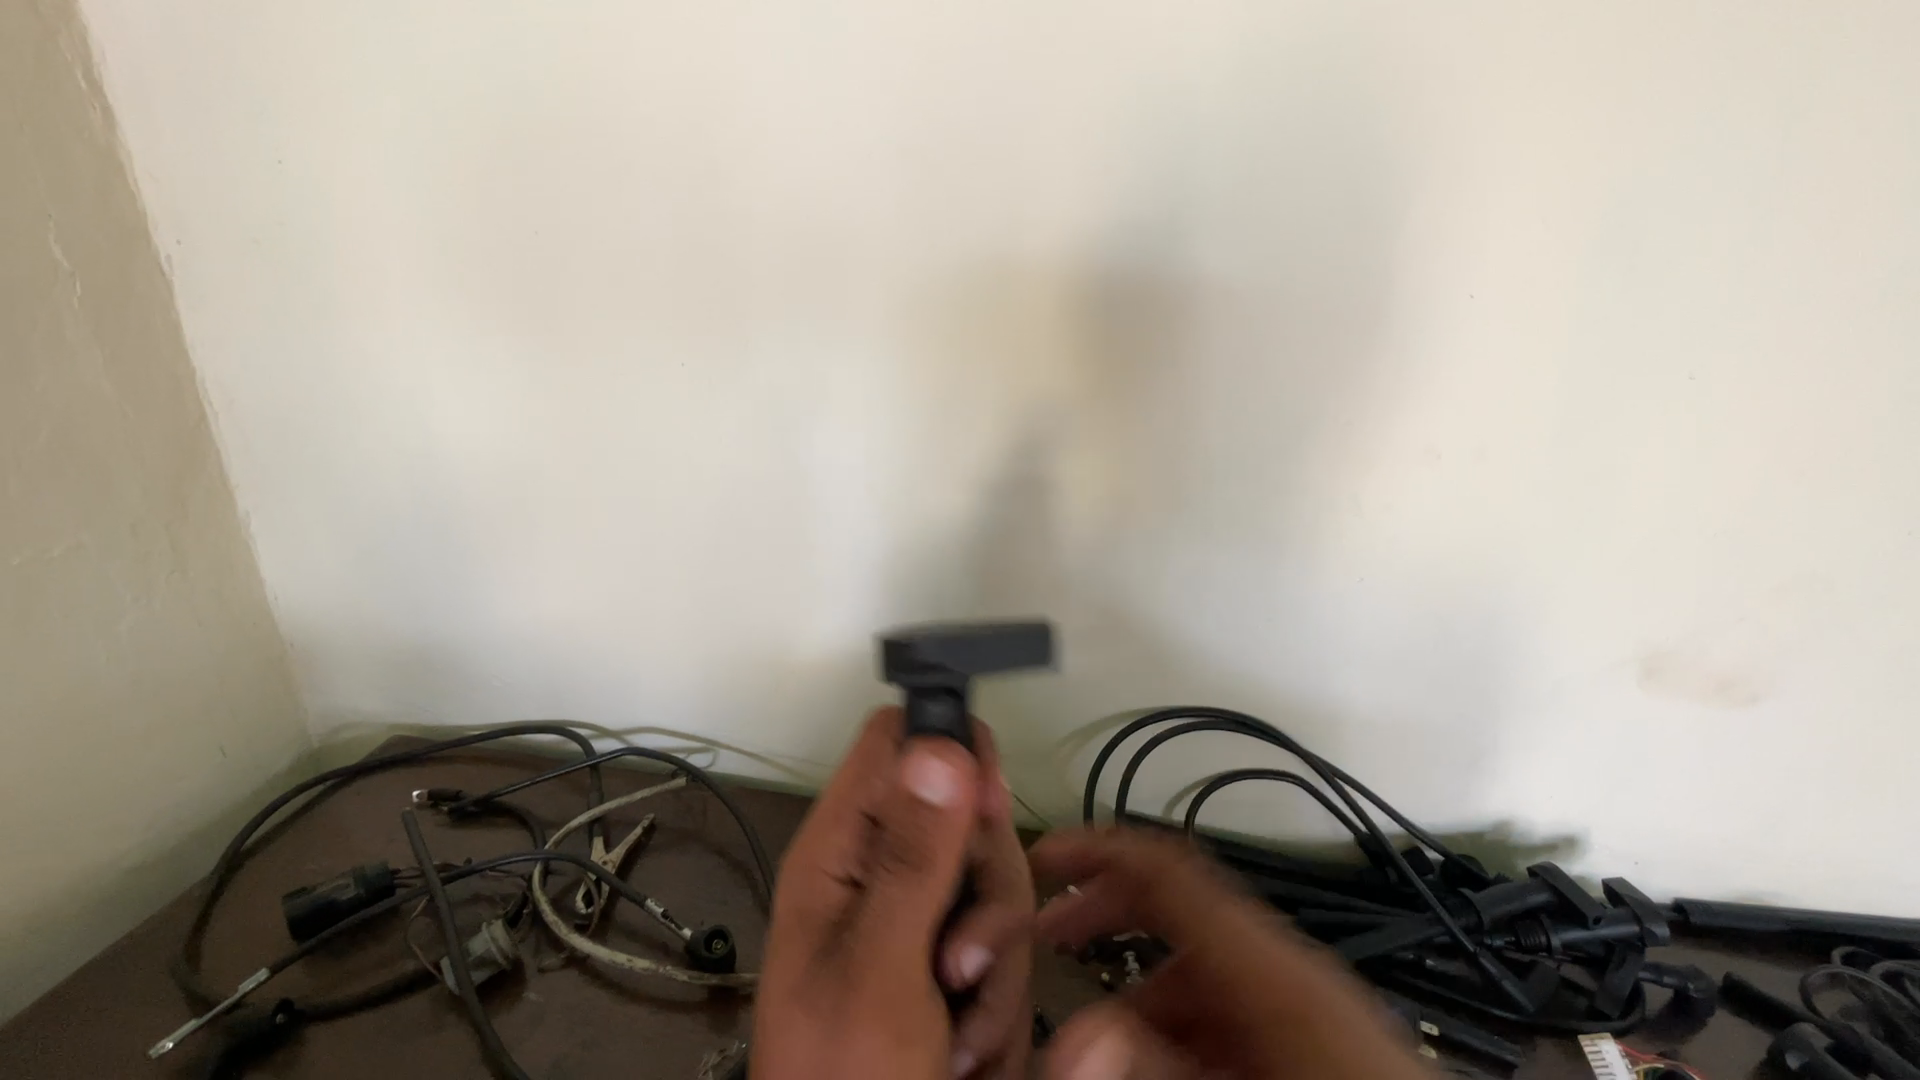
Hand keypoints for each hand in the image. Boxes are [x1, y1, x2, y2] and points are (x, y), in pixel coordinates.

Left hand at [753, 708, 1034, 1079]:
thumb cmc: (844, 1077)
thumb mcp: (878, 967)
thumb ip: (912, 856)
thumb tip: (938, 743)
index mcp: (841, 849)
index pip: (895, 742)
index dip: (949, 748)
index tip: (987, 807)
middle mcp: (881, 869)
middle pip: (967, 816)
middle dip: (988, 891)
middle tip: (963, 959)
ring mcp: (920, 915)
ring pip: (998, 884)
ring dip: (998, 964)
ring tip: (959, 1030)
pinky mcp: (949, 958)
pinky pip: (1005, 943)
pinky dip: (1000, 1001)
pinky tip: (965, 1047)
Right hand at [1031, 828, 1434, 1079]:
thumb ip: (1153, 1060)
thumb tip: (1068, 1039)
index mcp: (1264, 957)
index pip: (1167, 866)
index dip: (1099, 847)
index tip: (1044, 854)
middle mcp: (1275, 958)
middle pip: (1172, 900)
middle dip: (1103, 907)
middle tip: (1047, 929)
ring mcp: (1291, 991)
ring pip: (1194, 959)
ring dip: (1135, 978)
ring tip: (1092, 1021)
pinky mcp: (1302, 1025)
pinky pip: (1222, 998)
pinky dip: (1175, 1013)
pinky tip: (1151, 1051)